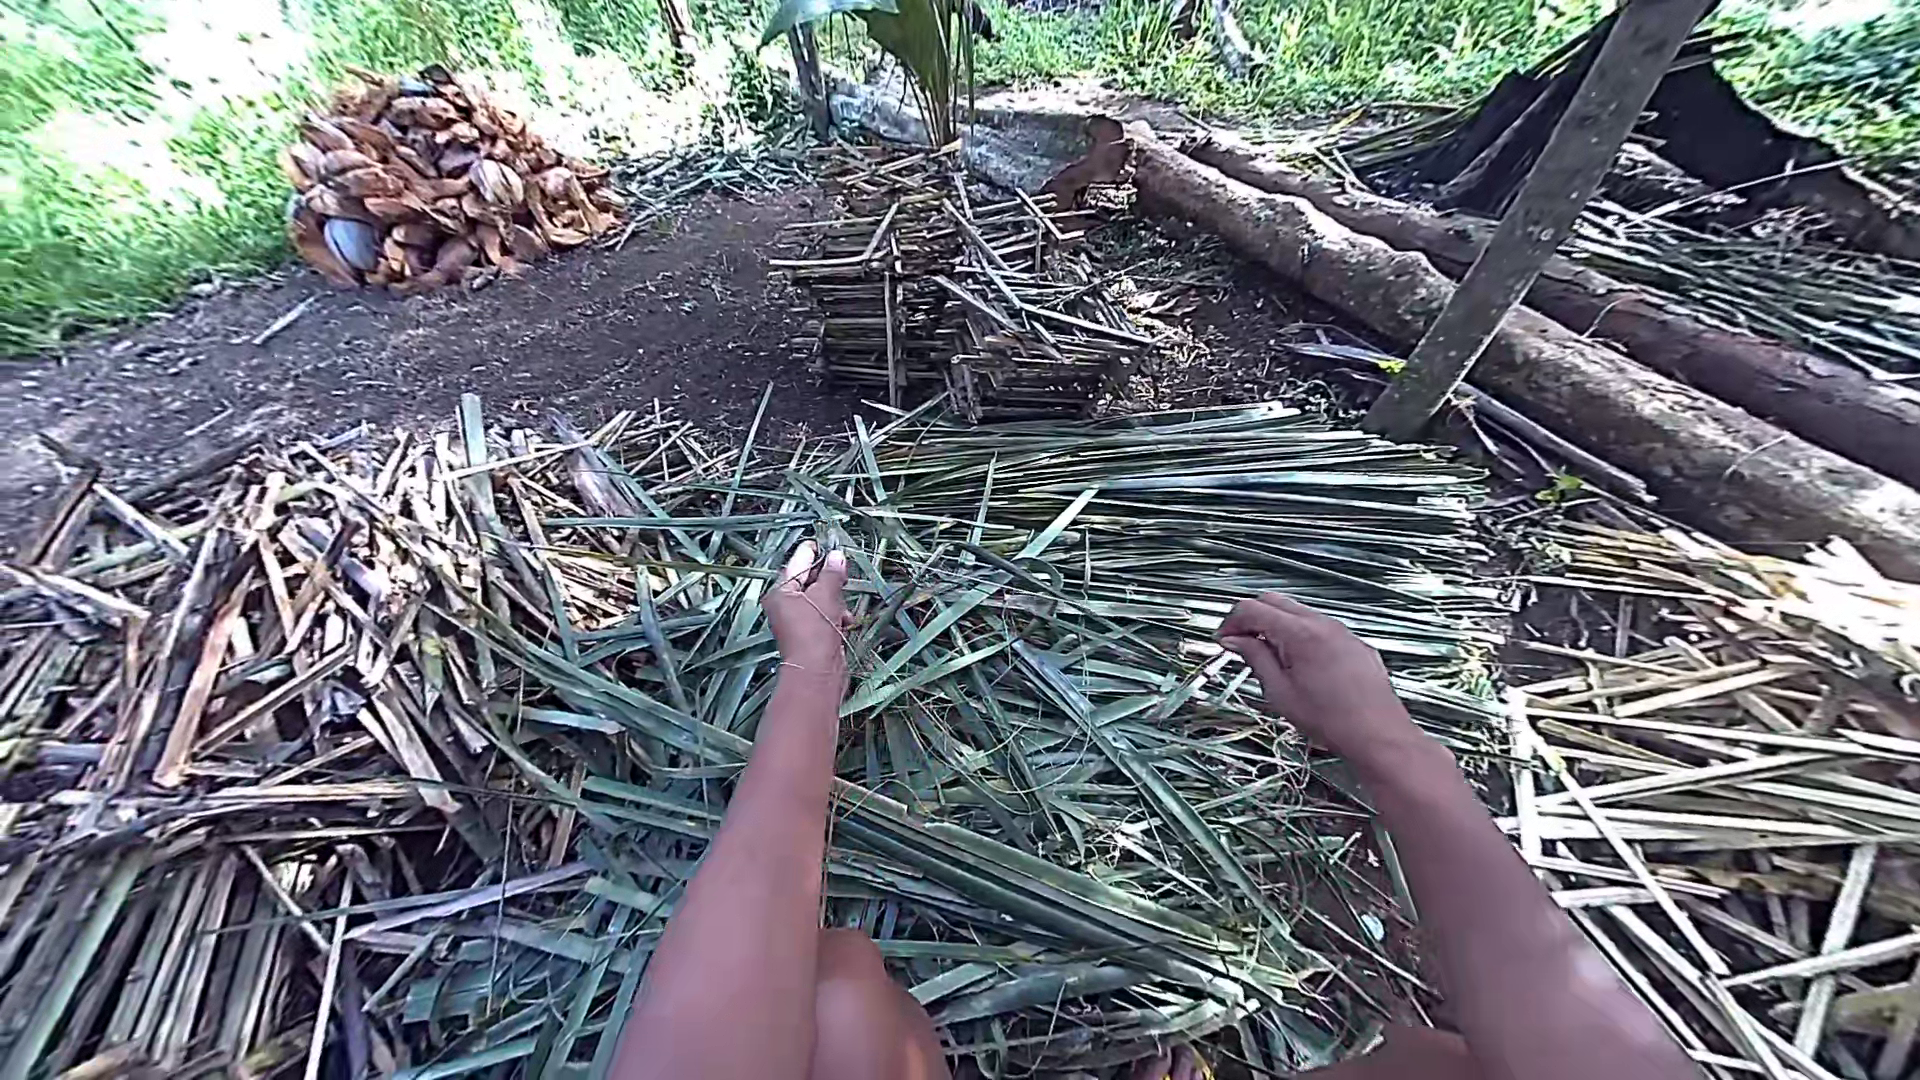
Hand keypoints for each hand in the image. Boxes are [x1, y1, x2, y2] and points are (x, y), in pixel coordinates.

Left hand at [763, 540, 849, 673]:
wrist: (817, 671)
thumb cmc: (815, 629)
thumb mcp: (825, 595)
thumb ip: (832, 573)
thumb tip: (837, 555)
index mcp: (781, 591)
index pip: (799, 562)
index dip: (816, 551)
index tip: (832, 542)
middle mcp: (786, 604)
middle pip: (811, 580)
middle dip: (830, 578)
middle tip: (844, 572)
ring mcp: (799, 619)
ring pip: (821, 598)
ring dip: (836, 599)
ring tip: (843, 607)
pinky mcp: (812, 633)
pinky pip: (826, 615)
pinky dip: (837, 615)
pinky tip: (845, 621)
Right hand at [1218, 592, 1422, 765]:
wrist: (1379, 737)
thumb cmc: (1332, 719)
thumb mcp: (1279, 691)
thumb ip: (1254, 657)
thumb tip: (1235, 640)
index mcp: (1300, 634)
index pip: (1252, 609)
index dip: (1231, 622)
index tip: (1223, 639)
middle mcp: (1323, 625)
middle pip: (1273, 601)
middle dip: (1250, 618)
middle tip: (1239, 642)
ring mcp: (1342, 632)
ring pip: (1296, 612)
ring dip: (1274, 625)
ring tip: (1266, 655)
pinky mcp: (1354, 643)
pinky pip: (1318, 626)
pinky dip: (1298, 634)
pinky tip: (1295, 661)